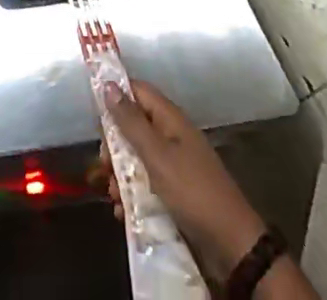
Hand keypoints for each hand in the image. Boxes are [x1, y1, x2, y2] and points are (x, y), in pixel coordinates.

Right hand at [102, 80, 268, 279]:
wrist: (230, 243)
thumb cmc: (191, 191)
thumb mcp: (156, 154)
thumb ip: (130, 121)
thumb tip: (108, 84)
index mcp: (170, 119)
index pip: (138, 91)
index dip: (116, 95)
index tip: (95, 114)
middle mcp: (171, 136)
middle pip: (133, 126)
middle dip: (114, 145)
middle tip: (104, 165)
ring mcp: (174, 164)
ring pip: (136, 157)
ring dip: (120, 174)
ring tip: (113, 195)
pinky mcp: (174, 190)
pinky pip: (146, 183)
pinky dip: (132, 194)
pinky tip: (123, 211)